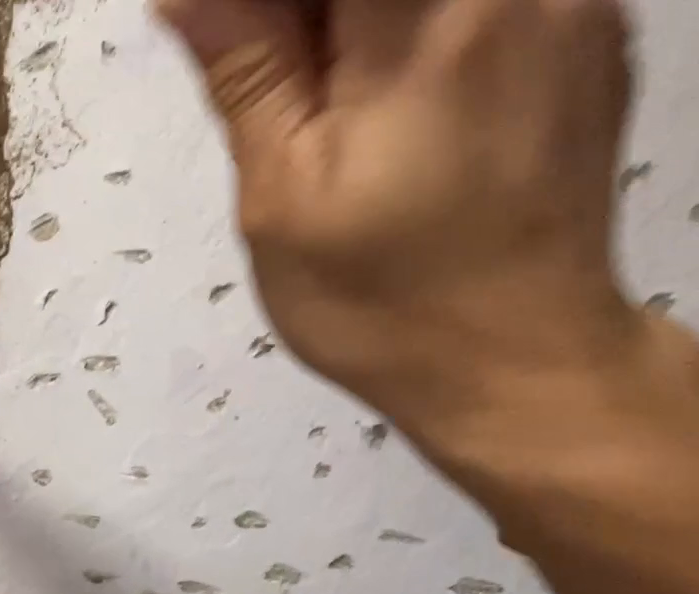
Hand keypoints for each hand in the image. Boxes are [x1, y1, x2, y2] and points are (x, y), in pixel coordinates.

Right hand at [159, 0, 645, 432]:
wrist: (514, 356)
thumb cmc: (374, 298)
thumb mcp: (279, 196)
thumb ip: (246, 75)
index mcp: (426, 32)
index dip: (247, 3)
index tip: (208, 35)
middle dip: (292, 15)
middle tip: (249, 65)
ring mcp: (571, 3)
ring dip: (339, 26)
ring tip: (307, 92)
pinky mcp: (587, 32)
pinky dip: (399, 29)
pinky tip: (374, 93)